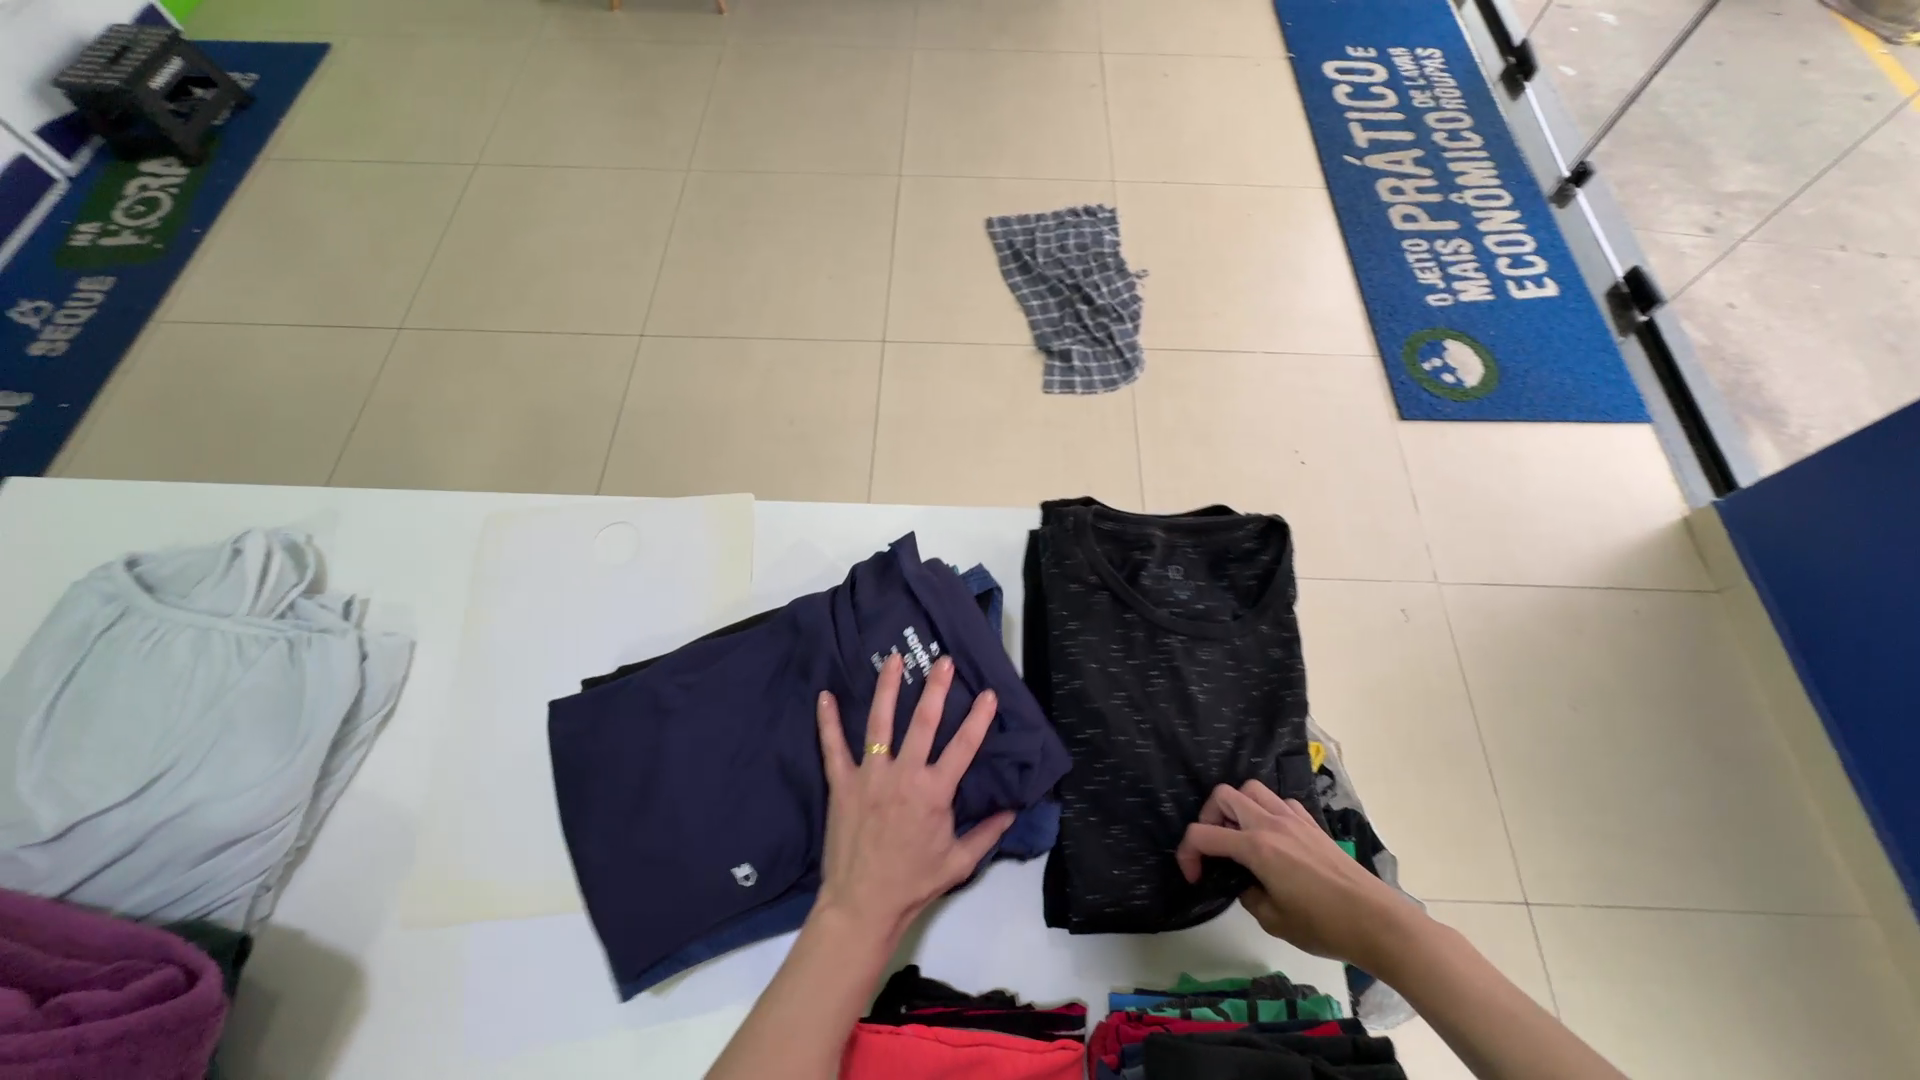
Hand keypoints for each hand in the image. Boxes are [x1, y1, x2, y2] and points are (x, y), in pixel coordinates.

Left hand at [812, 653, 1016, 940]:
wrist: (863, 903)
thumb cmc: (914, 883)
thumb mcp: (960, 862)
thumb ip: (988, 832)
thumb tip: (1014, 810)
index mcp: (934, 792)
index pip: (963, 747)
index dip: (978, 719)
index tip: (987, 694)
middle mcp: (903, 775)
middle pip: (923, 722)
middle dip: (935, 688)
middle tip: (942, 661)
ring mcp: (869, 776)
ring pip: (879, 723)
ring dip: (887, 688)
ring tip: (893, 659)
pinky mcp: (842, 784)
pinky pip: (833, 747)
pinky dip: (828, 721)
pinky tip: (825, 696)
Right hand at [1175, 780, 1425, 971]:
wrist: (1377, 922)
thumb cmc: (1323, 925)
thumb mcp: (1273, 921)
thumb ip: (1248, 896)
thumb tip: (1247, 884)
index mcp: (1256, 847)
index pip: (1203, 834)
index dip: (1188, 854)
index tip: (1194, 877)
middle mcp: (1271, 823)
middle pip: (1224, 795)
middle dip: (1208, 817)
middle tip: (1214, 848)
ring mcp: (1294, 820)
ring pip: (1253, 790)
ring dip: (1238, 808)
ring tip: (1241, 838)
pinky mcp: (1313, 825)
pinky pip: (1280, 803)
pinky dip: (1267, 812)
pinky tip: (1274, 839)